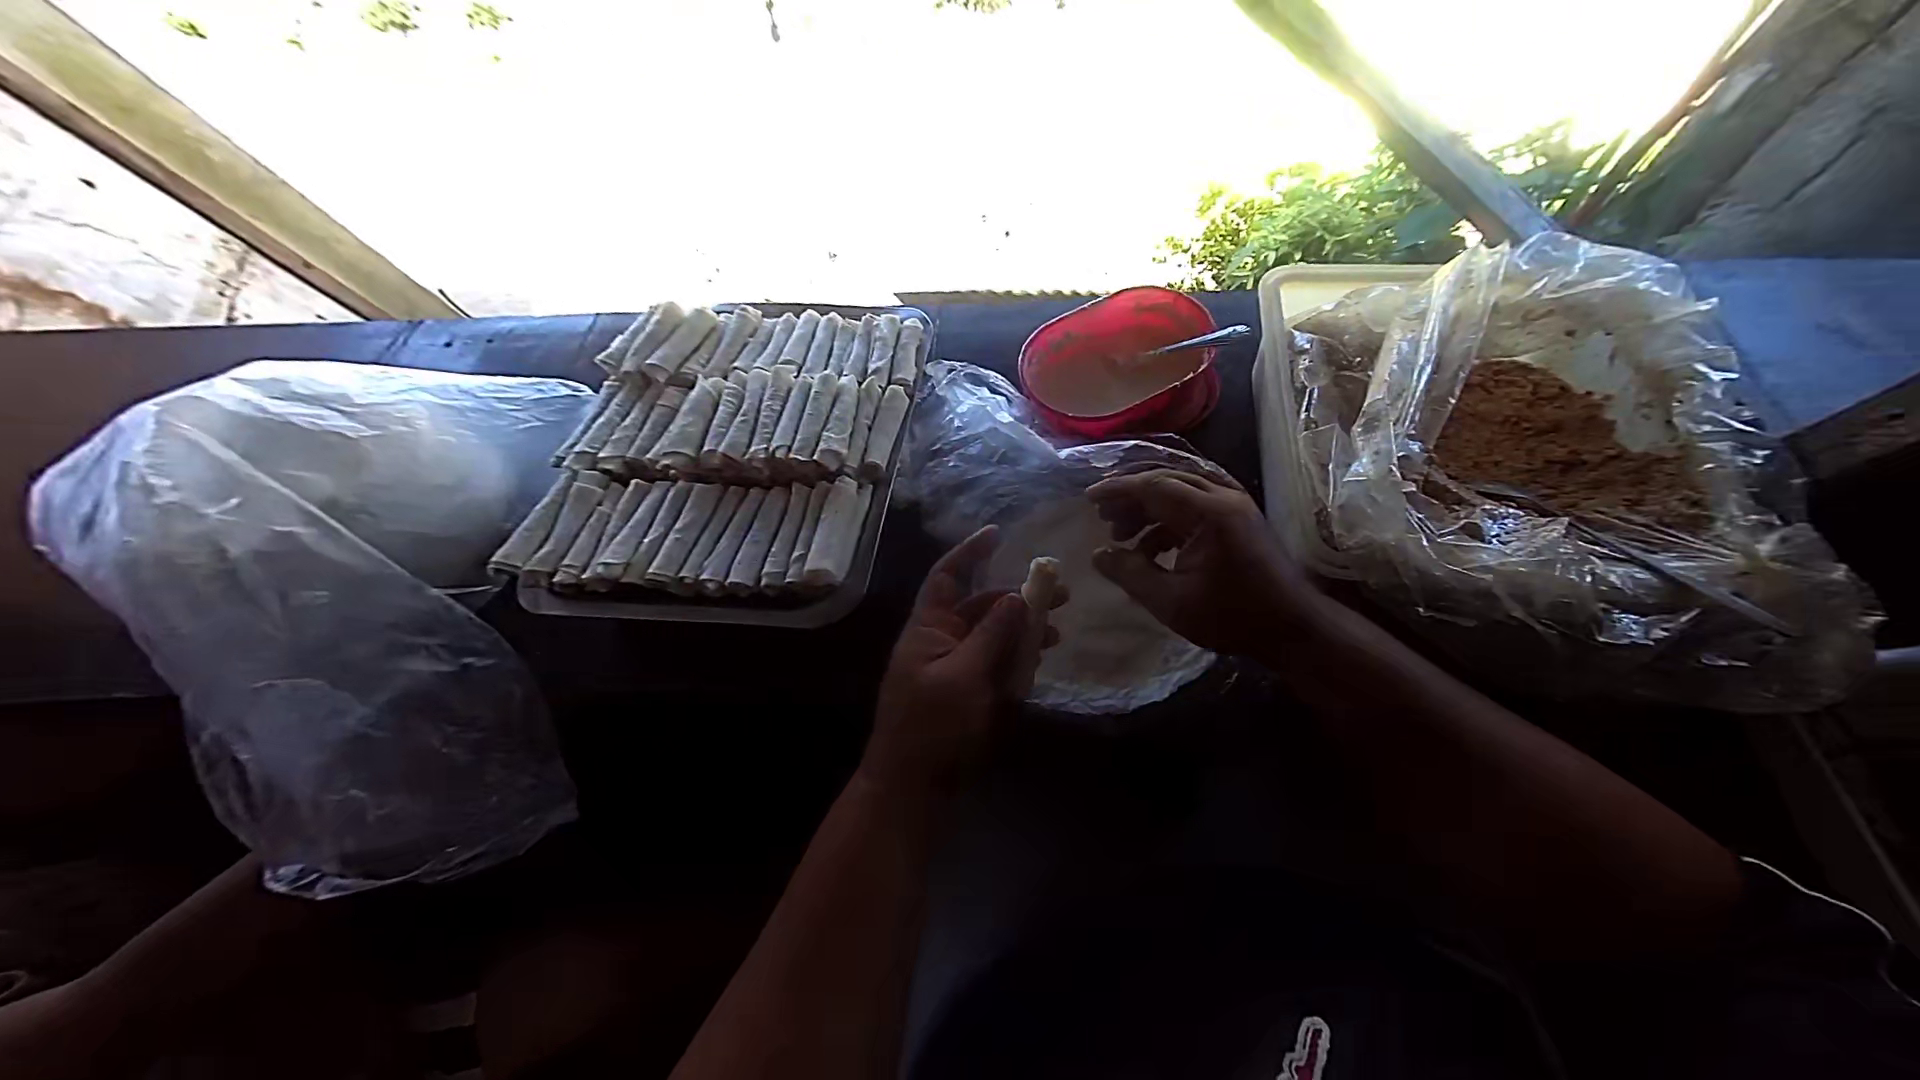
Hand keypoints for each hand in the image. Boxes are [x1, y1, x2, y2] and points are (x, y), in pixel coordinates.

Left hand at [865, 525, 1064, 796]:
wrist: (913, 787)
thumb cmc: (932, 727)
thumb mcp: (964, 676)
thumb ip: (992, 635)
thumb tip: (1018, 596)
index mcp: (929, 628)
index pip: (947, 576)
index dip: (969, 551)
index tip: (998, 533)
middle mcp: (941, 641)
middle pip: (981, 607)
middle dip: (1017, 600)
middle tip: (1061, 599)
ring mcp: (956, 669)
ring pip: (994, 638)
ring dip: (1023, 632)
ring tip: (1056, 637)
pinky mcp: (969, 695)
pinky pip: (996, 667)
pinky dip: (1017, 661)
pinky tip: (1039, 664)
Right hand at [1086, 469, 1318, 657]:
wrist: (1294, 629)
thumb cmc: (1232, 616)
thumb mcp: (1171, 601)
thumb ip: (1130, 573)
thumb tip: (1098, 554)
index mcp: (1209, 512)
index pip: (1154, 486)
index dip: (1118, 490)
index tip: (1089, 498)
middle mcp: (1224, 499)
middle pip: (1167, 481)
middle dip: (1131, 497)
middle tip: (1103, 517)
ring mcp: (1234, 508)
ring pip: (1180, 493)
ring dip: (1148, 509)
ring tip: (1122, 535)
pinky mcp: (1238, 522)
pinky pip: (1194, 507)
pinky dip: (1167, 521)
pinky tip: (1150, 549)